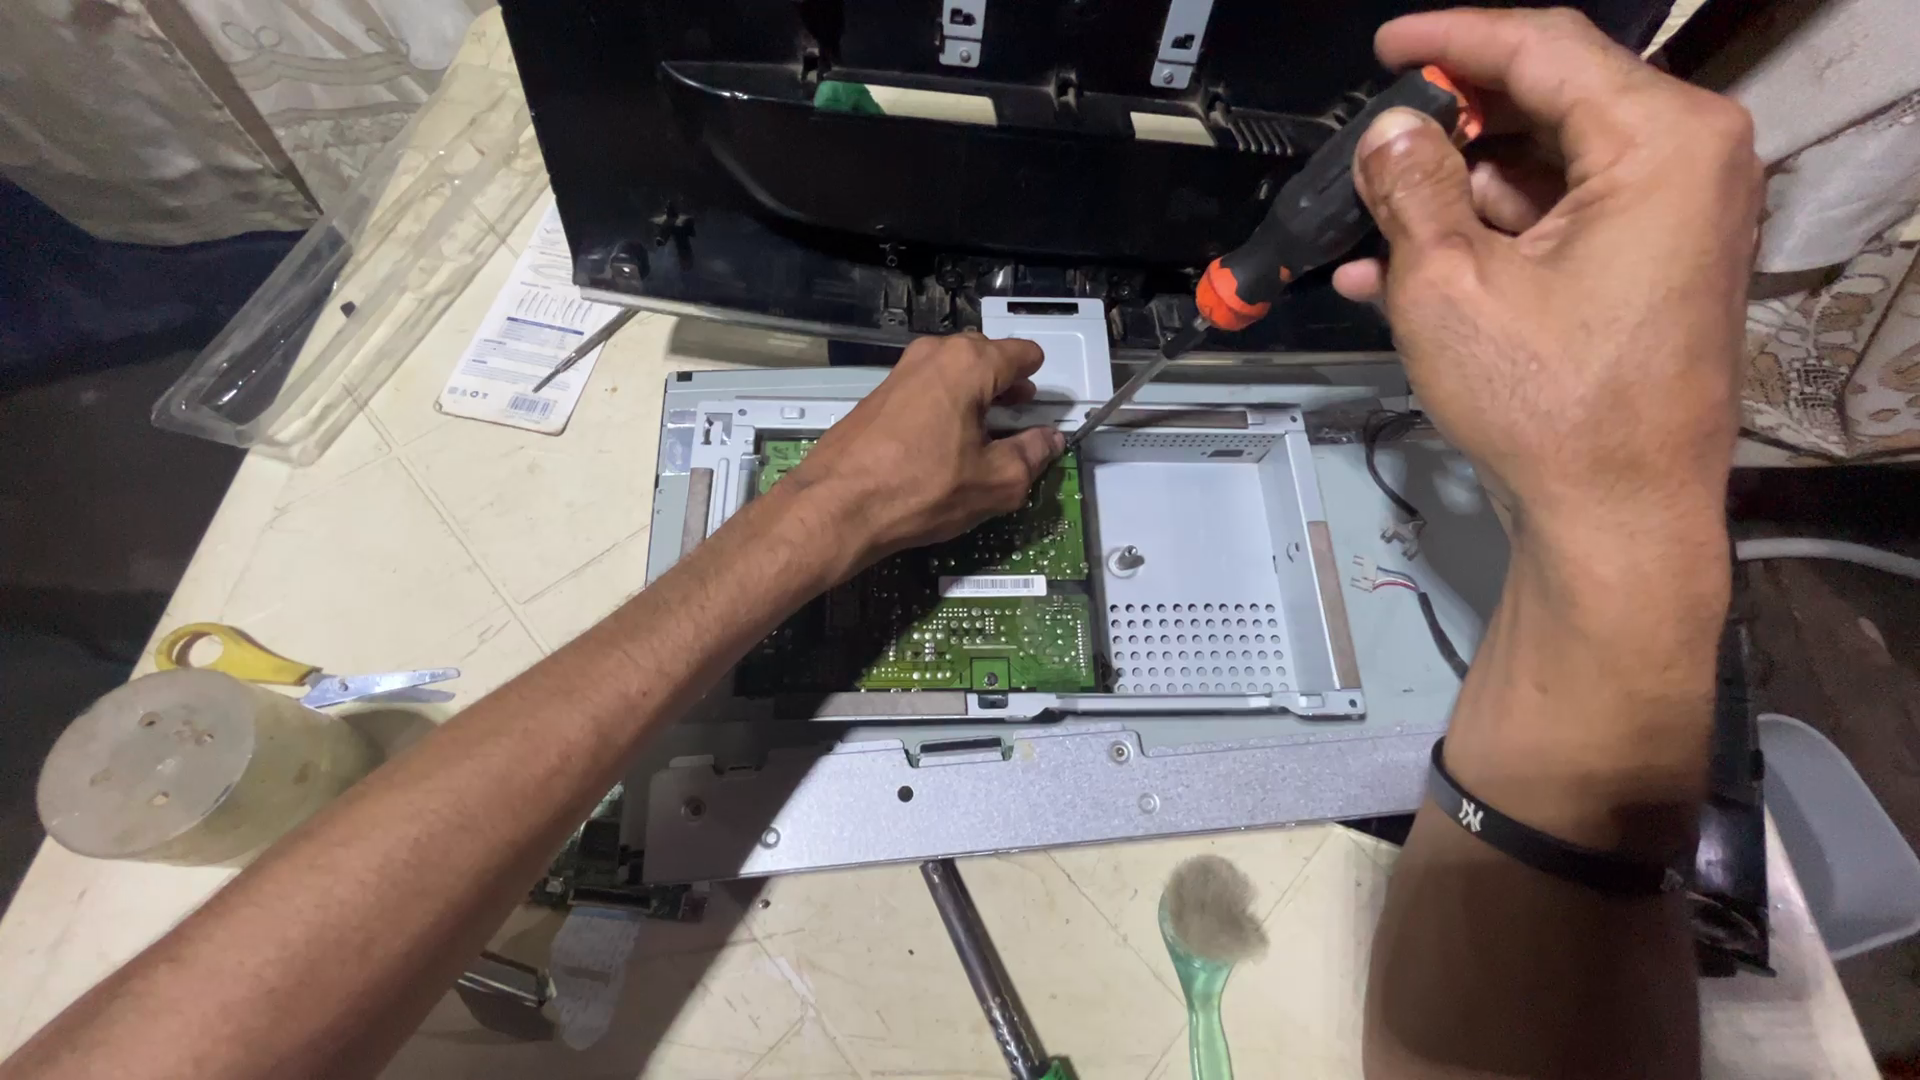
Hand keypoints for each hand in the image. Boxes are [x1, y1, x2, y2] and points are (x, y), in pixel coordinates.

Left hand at [780, 331, 1063, 572]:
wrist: (837, 506)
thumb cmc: (921, 489)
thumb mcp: (994, 482)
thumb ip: (1032, 456)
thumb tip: (1051, 440)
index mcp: (969, 363)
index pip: (1021, 354)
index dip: (1036, 378)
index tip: (1041, 403)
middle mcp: (933, 354)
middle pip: (985, 358)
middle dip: (1006, 385)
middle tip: (1018, 416)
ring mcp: (901, 372)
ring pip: (953, 374)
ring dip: (975, 397)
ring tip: (985, 434)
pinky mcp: (878, 396)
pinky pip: (927, 390)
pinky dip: (945, 407)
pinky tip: (945, 444)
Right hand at [1334, 9, 1759, 569]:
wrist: (1608, 505)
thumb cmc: (1545, 398)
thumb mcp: (1449, 284)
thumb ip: (1412, 191)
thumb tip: (1388, 132)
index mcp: (1657, 143)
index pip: (1544, 48)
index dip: (1452, 39)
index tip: (1388, 43)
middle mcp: (1675, 169)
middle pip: (1538, 113)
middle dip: (1441, 134)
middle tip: (1367, 152)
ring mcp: (1652, 228)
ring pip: (1528, 181)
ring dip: (1439, 202)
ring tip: (1358, 226)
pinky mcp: (1624, 278)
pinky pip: (1535, 235)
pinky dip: (1466, 246)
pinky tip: (1383, 273)